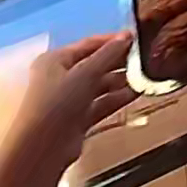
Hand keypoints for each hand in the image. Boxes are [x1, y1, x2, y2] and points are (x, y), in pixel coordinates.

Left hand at [0, 32, 134, 181]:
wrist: (41, 151)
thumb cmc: (58, 103)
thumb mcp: (85, 73)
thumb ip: (108, 54)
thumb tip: (128, 35)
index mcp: (55, 60)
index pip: (89, 43)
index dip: (113, 40)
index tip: (137, 38)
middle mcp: (61, 77)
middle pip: (95, 63)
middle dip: (119, 61)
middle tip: (145, 57)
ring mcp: (70, 99)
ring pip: (100, 84)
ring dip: (121, 80)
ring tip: (146, 74)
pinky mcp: (78, 119)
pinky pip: (101, 103)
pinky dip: (117, 98)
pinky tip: (137, 92)